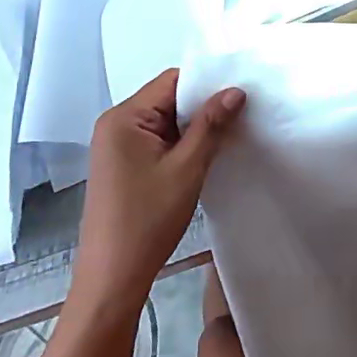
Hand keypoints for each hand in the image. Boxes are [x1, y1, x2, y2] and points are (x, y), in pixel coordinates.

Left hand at [72, 69, 245, 307]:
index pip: (172, 81)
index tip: (240, 92)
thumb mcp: (186, 168)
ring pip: (166, 121)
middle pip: (168, 99)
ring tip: (231, 133)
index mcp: (124, 117)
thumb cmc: (148, 219)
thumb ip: (211, 125)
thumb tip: (236, 90)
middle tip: (243, 112)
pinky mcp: (124, 165)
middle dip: (203, 106)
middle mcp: (116, 124)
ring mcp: (118, 146)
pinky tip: (207, 154)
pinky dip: (182, 144)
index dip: (206, 83)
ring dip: (195, 127)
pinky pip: (159, 140)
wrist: (113, 275)